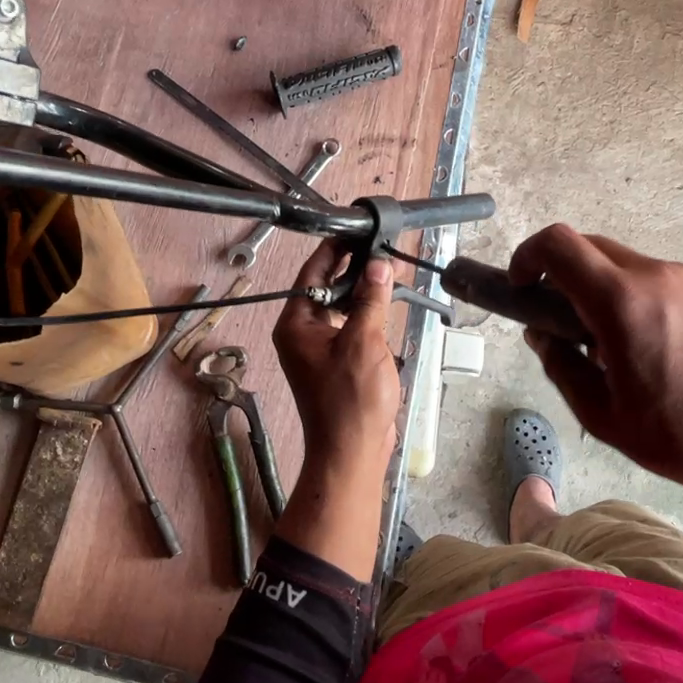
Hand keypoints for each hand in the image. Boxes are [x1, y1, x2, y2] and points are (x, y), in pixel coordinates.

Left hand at [273, 243, 400, 470]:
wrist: (352, 451)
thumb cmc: (351, 399)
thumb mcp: (364, 341)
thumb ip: (371, 299)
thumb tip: (378, 264)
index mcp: (295, 324)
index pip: (311, 273)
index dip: (334, 249)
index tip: (356, 230)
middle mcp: (300, 333)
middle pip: (325, 288)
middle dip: (353, 269)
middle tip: (380, 247)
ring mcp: (317, 349)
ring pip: (339, 308)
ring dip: (362, 293)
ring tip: (387, 270)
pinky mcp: (335, 363)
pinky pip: (348, 328)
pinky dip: (365, 316)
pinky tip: (385, 306)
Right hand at [509, 224, 682, 586]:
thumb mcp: (603, 416)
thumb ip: (561, 366)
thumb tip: (542, 334)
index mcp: (622, 303)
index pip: (558, 244)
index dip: (528, 255)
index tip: (521, 285)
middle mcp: (657, 276)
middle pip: (591, 249)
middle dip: (564, 276)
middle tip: (564, 326)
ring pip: (628, 267)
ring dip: (605, 291)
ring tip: (618, 349)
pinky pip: (662, 281)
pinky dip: (641, 299)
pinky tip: (659, 349)